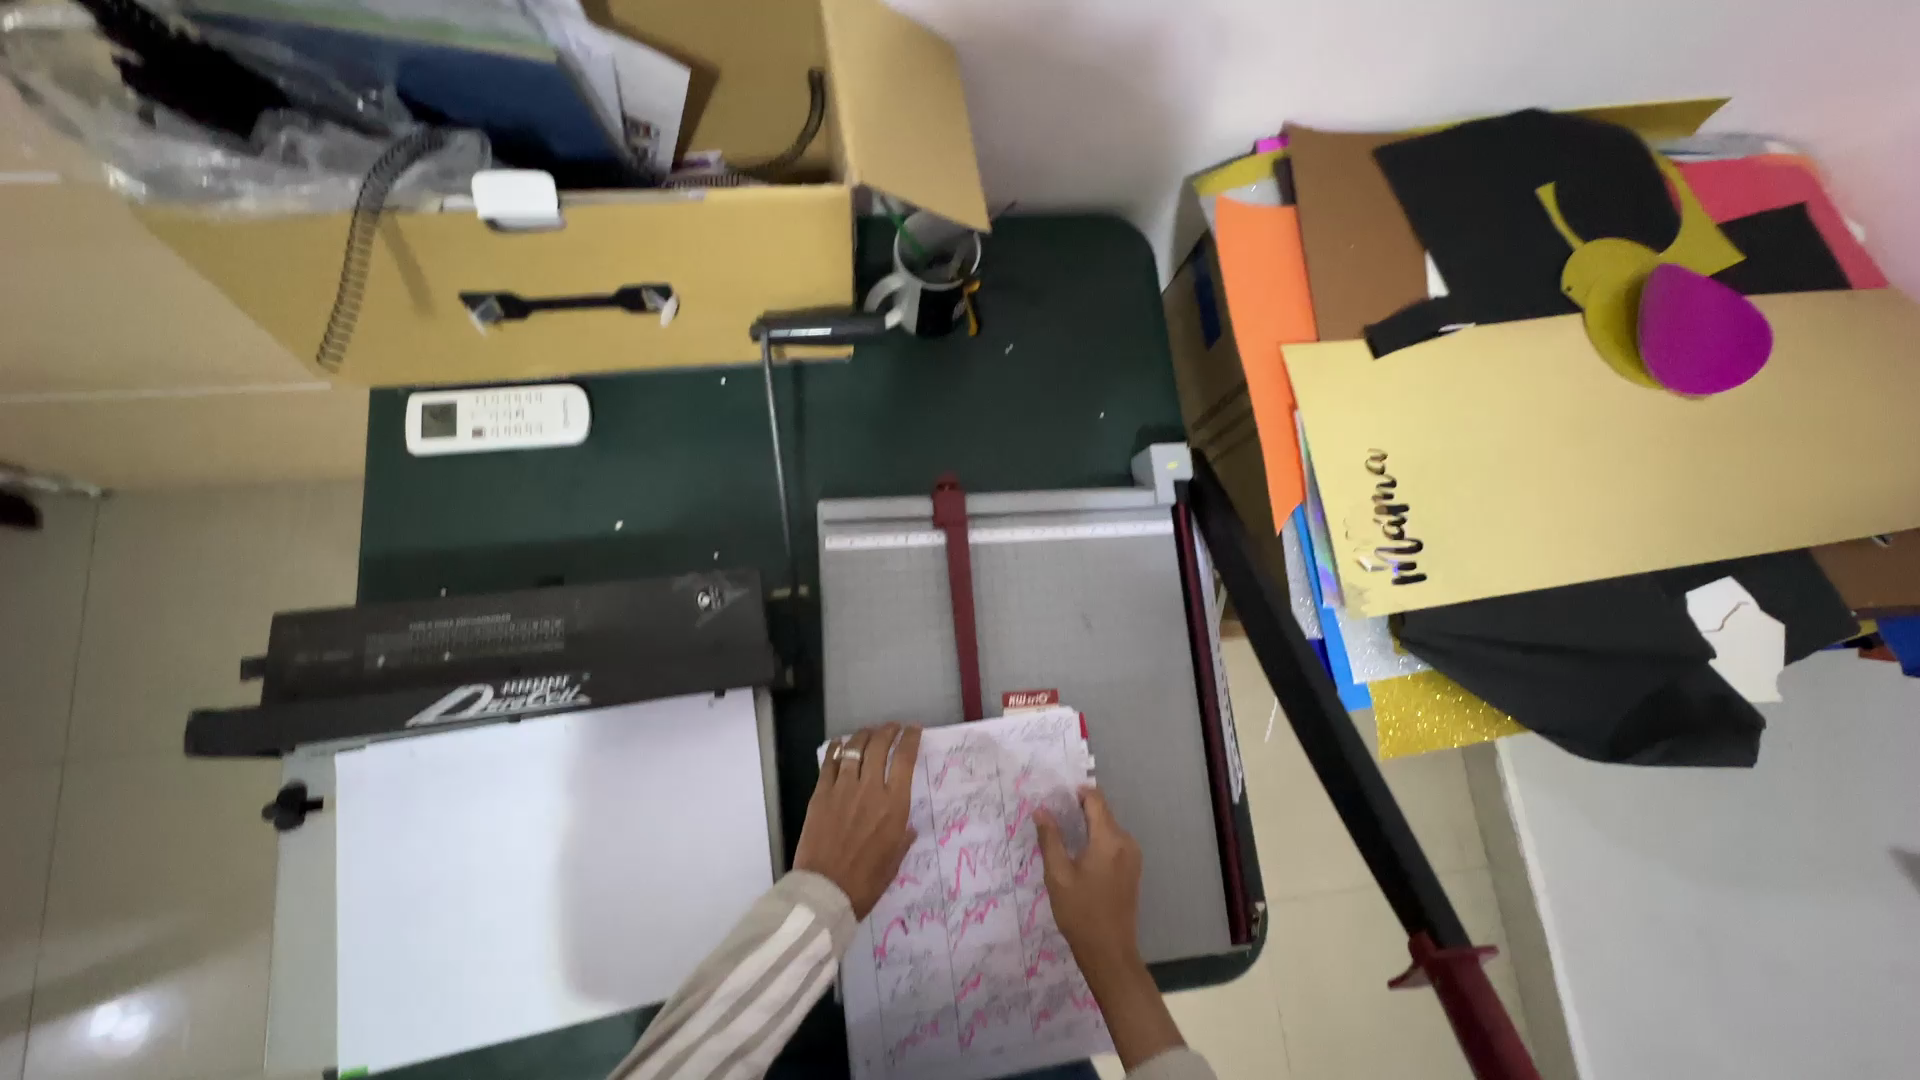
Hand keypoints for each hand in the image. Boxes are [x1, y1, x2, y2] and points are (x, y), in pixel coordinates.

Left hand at [793, 723, 922, 919]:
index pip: (905, 759)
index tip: (914, 730)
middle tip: (892, 728)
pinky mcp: (820, 794)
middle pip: (880, 746)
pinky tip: (839, 744)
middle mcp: (870, 789)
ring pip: (854, 748)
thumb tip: (908, 828)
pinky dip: (836, 749)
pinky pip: (829, 763)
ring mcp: (843, 788)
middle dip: (888, 731)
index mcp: (894, 805)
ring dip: (864, 735)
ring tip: (869, 732)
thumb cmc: (866, 881)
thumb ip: (903, 839)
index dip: (910, 739)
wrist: (826, 891)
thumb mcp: (894, 861)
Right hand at [1033, 786, 1143, 975]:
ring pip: (1108, 828)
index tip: (1056, 797)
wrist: (1110, 952)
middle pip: (1103, 813)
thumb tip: (1041, 810)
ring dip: (1088, 826)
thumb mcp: (1058, 875)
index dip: (1077, 793)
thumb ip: (1050, 839)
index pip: (1096, 799)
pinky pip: (1114, 843)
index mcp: (1109, 839)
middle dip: (1079, 810)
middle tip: (1053, 819)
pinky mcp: (1132, 869)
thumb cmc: (1080, 912)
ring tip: (1063, 838)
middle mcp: (1126, 842)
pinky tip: (1080, 856)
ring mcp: (1133, 856)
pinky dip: (1098, 841)